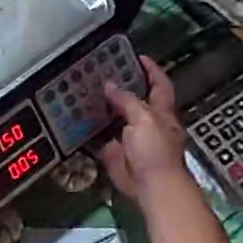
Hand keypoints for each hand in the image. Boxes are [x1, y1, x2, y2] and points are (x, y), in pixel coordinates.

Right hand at [100, 56, 190, 201]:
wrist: (152, 185)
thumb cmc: (156, 150)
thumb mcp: (144, 118)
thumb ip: (126, 101)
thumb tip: (110, 86)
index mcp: (161, 112)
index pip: (159, 85)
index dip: (151, 70)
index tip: (138, 57)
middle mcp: (148, 123)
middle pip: (136, 100)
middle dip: (123, 88)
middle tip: (103, 73)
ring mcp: (132, 139)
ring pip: (118, 118)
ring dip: (105, 108)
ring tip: (87, 92)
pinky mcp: (118, 154)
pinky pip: (104, 138)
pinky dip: (94, 130)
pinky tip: (80, 119)